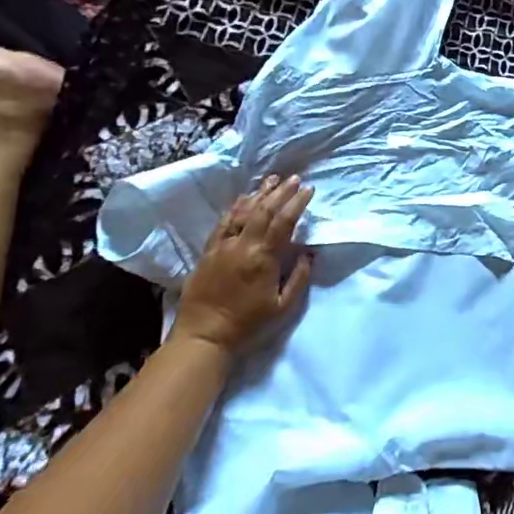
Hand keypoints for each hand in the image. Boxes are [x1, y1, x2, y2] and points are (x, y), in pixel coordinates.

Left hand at [173, 174, 314, 351]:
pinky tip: (243, 198)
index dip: (297, 203)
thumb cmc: (248, 324)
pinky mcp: (208, 251)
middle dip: (281, 192)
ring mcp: (223, 246)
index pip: (284, 222)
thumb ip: (299, 278)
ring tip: (272, 180)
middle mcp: (243, 245)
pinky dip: (235, 207)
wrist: (204, 335)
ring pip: (243, 212)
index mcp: (264, 258)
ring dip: (259, 194)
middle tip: (294, 178)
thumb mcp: (282, 307)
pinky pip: (223, 222)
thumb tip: (308, 253)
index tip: (308, 189)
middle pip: (264, 210)